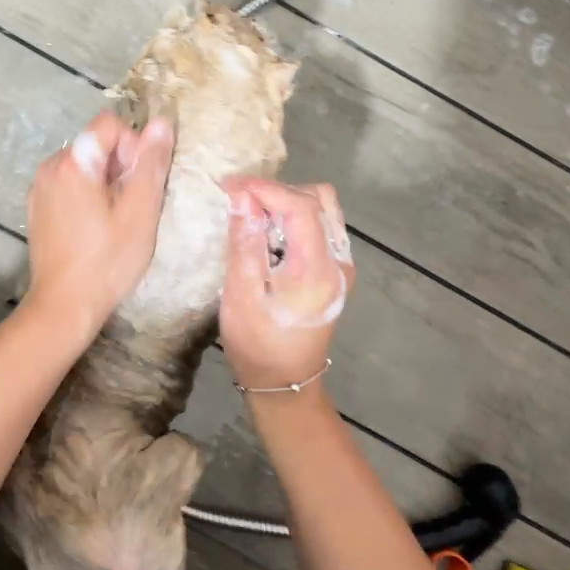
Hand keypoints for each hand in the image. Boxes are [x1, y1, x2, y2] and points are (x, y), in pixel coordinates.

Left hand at [22, 111, 174, 343]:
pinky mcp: (36, 207)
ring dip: (104, 182)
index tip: (139, 182)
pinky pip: (67, 185)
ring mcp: (39, 187)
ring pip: (83, 165)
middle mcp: (50, 166)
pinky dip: (85, 195)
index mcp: (73, 161)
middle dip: (120, 166)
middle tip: (132, 206)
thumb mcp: (140, 212)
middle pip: (95, 144)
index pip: (110, 124)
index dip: (133, 146)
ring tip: (114, 220)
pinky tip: (93, 228)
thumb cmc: (107, 260)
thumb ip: (151, 164)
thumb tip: (162, 123)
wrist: (63, 305)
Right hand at [219, 179, 354, 392]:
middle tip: (238, 199)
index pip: (299, 205)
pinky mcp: (334, 271)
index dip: (264, 188)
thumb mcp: (242, 293)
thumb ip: (245, 241)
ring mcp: (340, 265)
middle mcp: (338, 260)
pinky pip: (320, 226)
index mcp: (318, 267)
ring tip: (251, 212)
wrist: (284, 383)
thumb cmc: (258, 342)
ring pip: (323, 208)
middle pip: (317, 199)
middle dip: (275, 190)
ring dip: (286, 201)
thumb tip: (240, 196)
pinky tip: (268, 231)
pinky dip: (293, 216)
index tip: (228, 186)